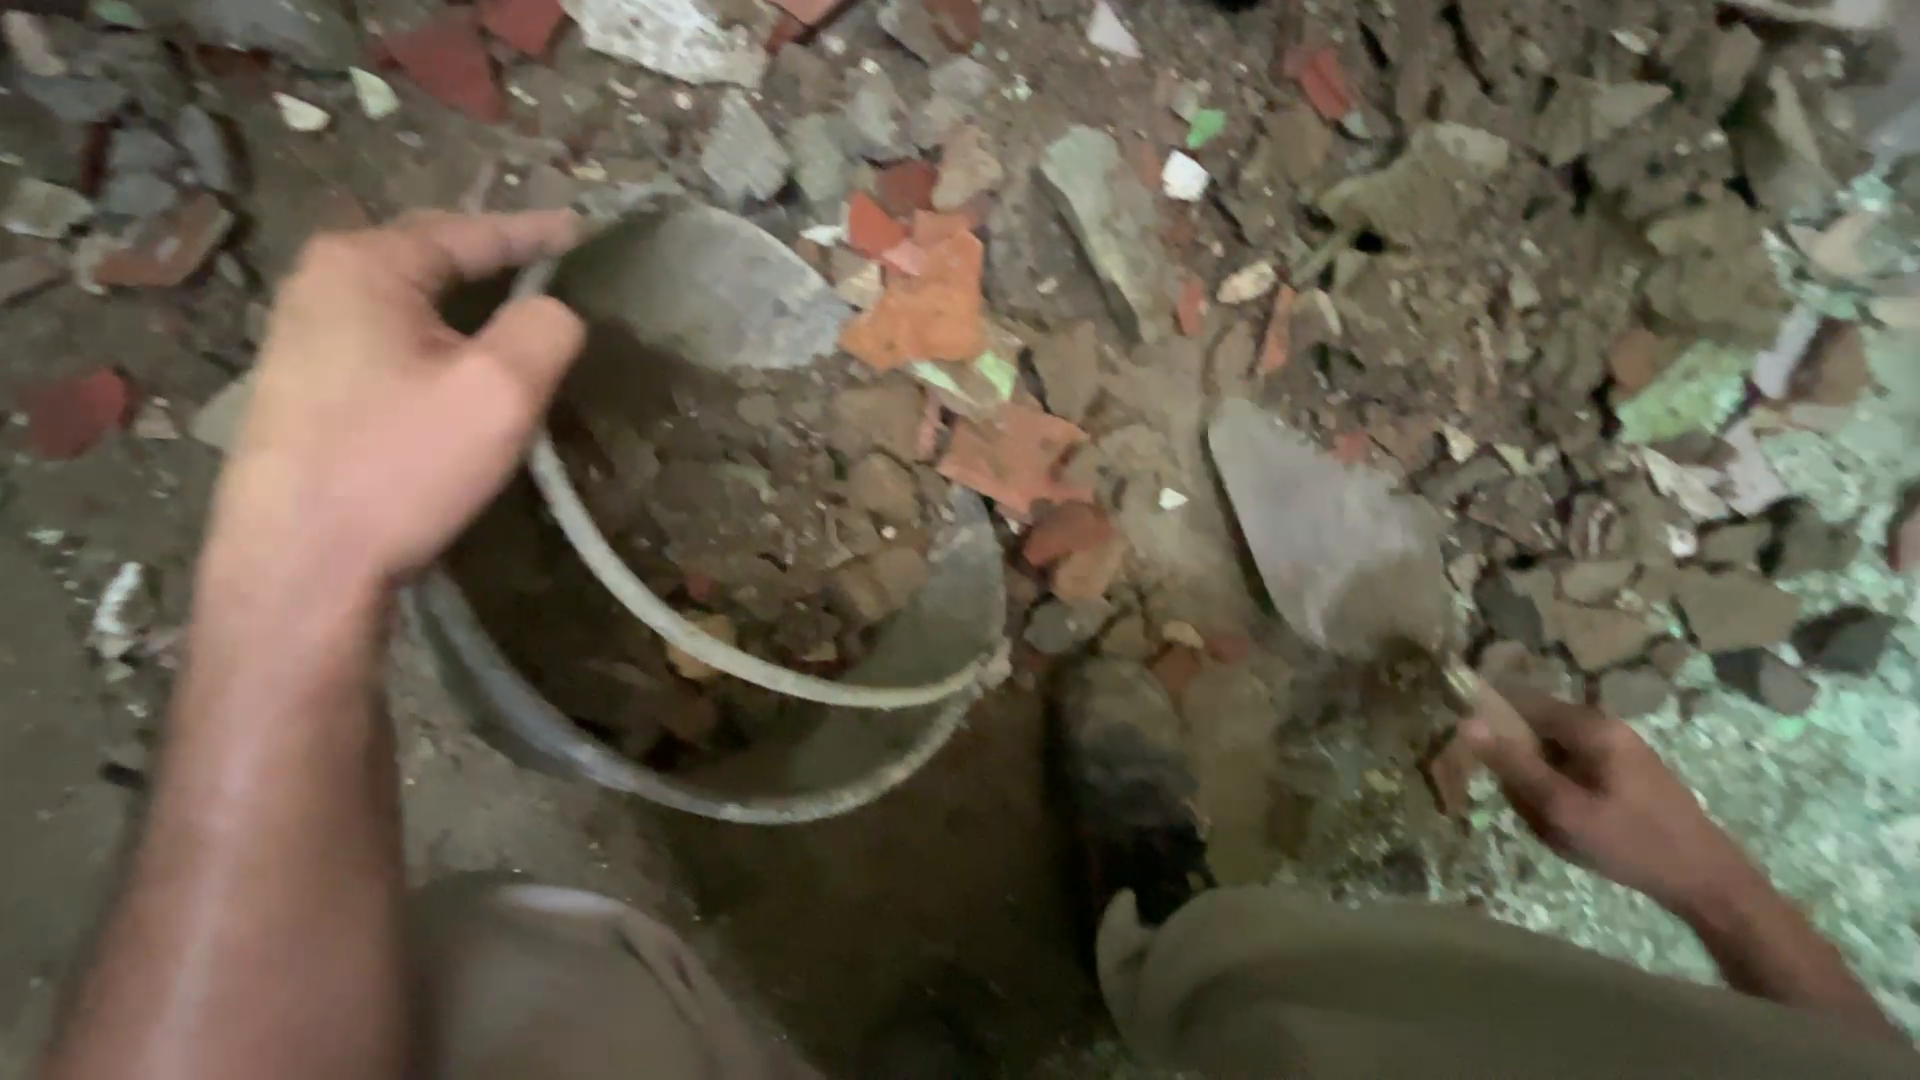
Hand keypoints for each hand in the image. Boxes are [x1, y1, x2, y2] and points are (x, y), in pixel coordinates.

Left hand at [214, 211, 584, 587]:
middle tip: (559, 274)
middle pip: (433, 259)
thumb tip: (555, 311)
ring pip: (413, 305)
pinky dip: (442, 342)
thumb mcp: (501, 390)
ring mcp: (304, 337)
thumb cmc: (403, 464)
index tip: (587, 232)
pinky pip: (394, 342)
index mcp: (365, 266)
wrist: (302, 561)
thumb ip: (547, 329)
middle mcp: (321, 284)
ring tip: (523, 318)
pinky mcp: (308, 387)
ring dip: (470, 307)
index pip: (469, 231)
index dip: (536, 233)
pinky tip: (465, 371)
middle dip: (499, 264)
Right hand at [1462, 691, 1762, 916]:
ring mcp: (1619, 750)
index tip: (1478, 757)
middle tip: (1524, 803)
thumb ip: (1513, 764)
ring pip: (1551, 753)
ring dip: (1538, 782)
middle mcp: (1605, 727)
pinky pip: (1572, 770)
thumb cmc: (1632, 843)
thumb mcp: (1562, 808)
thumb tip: (1465, 722)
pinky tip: (1569, 823)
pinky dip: (1559, 791)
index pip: (1520, 702)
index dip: (1492, 722)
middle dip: (1518, 762)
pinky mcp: (1625, 773)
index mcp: (1592, 727)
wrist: (1710, 885)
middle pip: (1534, 729)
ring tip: (1549, 820)